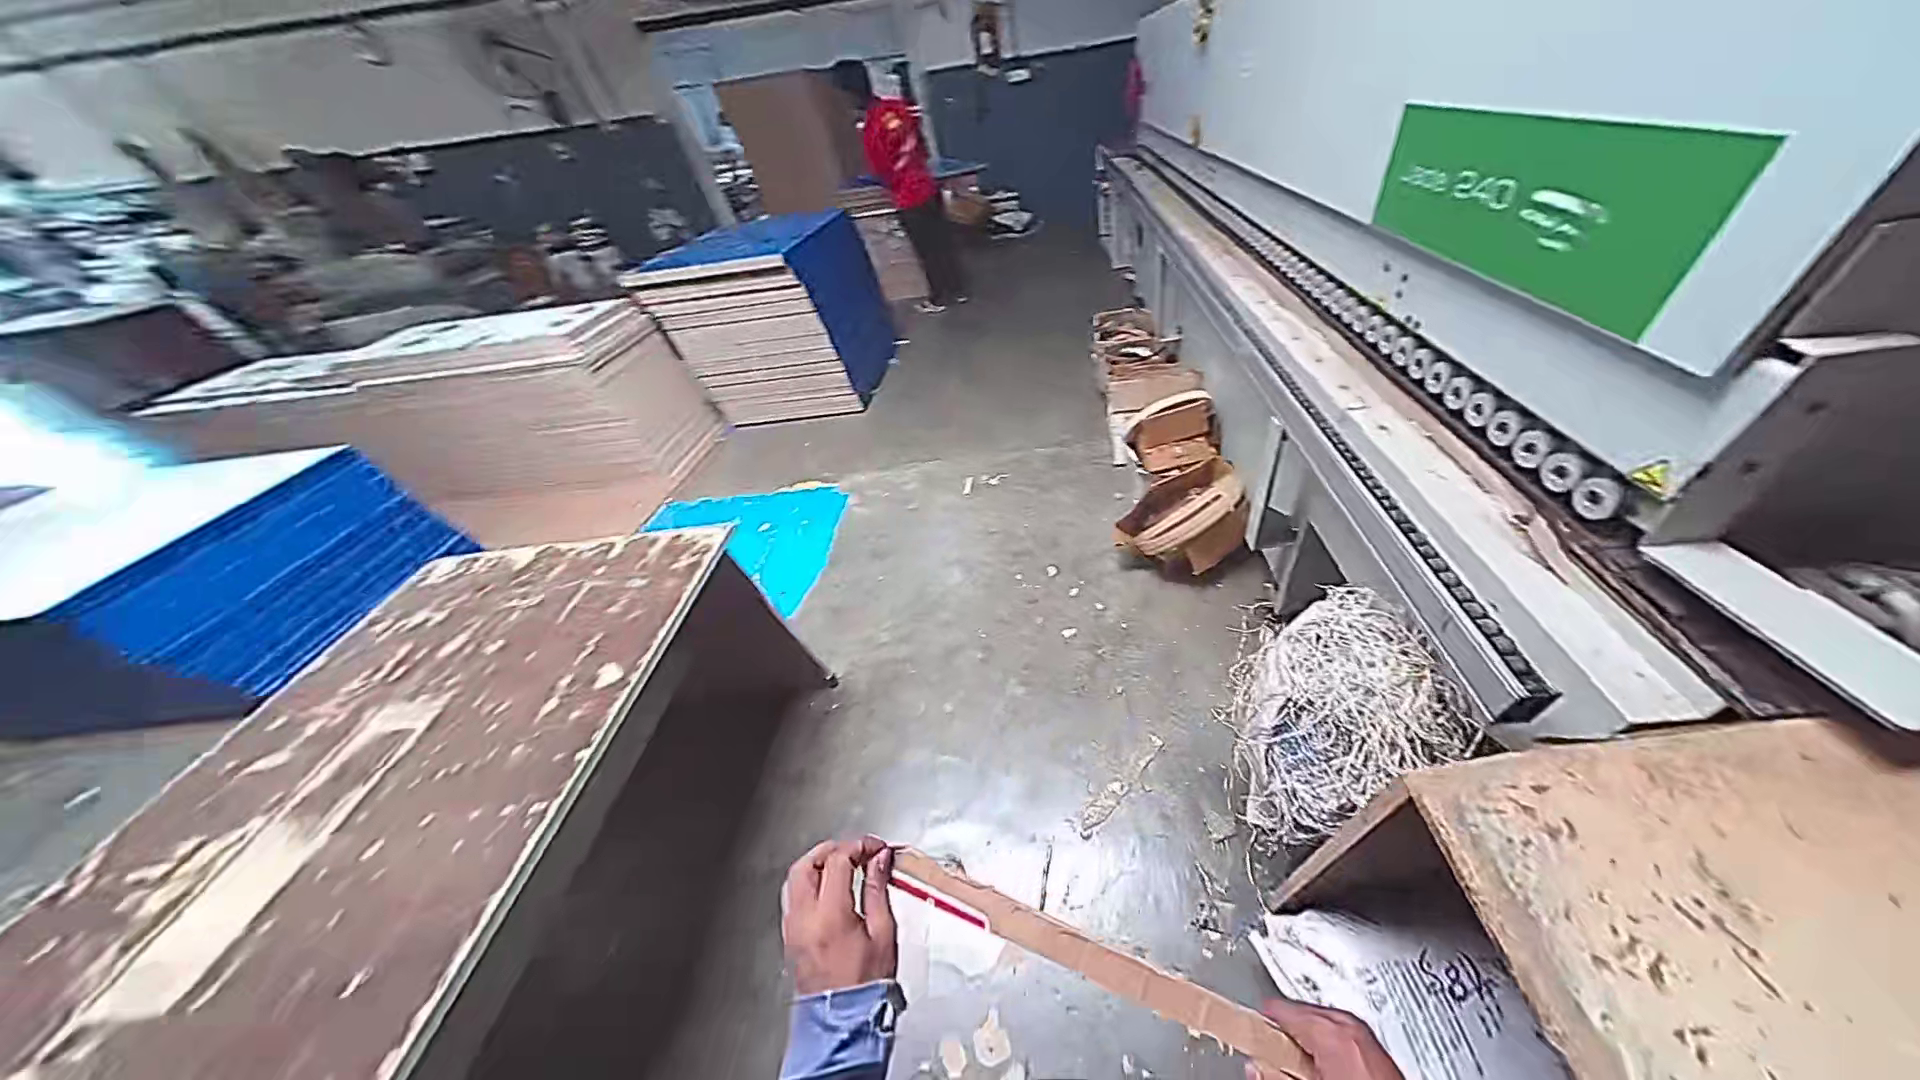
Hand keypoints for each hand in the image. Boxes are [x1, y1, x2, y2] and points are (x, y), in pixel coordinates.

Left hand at [781, 837, 897, 994]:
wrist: (844, 1025)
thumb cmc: (865, 987)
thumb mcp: (883, 933)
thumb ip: (878, 890)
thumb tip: (879, 860)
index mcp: (830, 915)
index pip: (839, 860)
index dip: (860, 846)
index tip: (876, 848)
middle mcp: (805, 919)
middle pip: (809, 862)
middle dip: (834, 848)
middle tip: (856, 849)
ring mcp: (793, 928)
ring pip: (795, 878)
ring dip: (818, 862)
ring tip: (841, 861)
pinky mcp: (790, 938)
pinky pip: (792, 898)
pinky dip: (808, 882)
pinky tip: (826, 886)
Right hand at [1246, 997, 1404, 1079]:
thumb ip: (1275, 1076)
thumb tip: (1255, 1068)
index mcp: (1328, 1027)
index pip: (1274, 1009)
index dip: (1259, 1026)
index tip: (1251, 1041)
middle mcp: (1349, 1023)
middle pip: (1298, 1017)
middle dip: (1286, 1039)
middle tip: (1280, 1066)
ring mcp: (1366, 1037)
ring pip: (1320, 1029)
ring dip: (1308, 1048)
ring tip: (1306, 1074)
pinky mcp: (1378, 1052)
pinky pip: (1341, 1042)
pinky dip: (1329, 1054)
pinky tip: (1328, 1074)